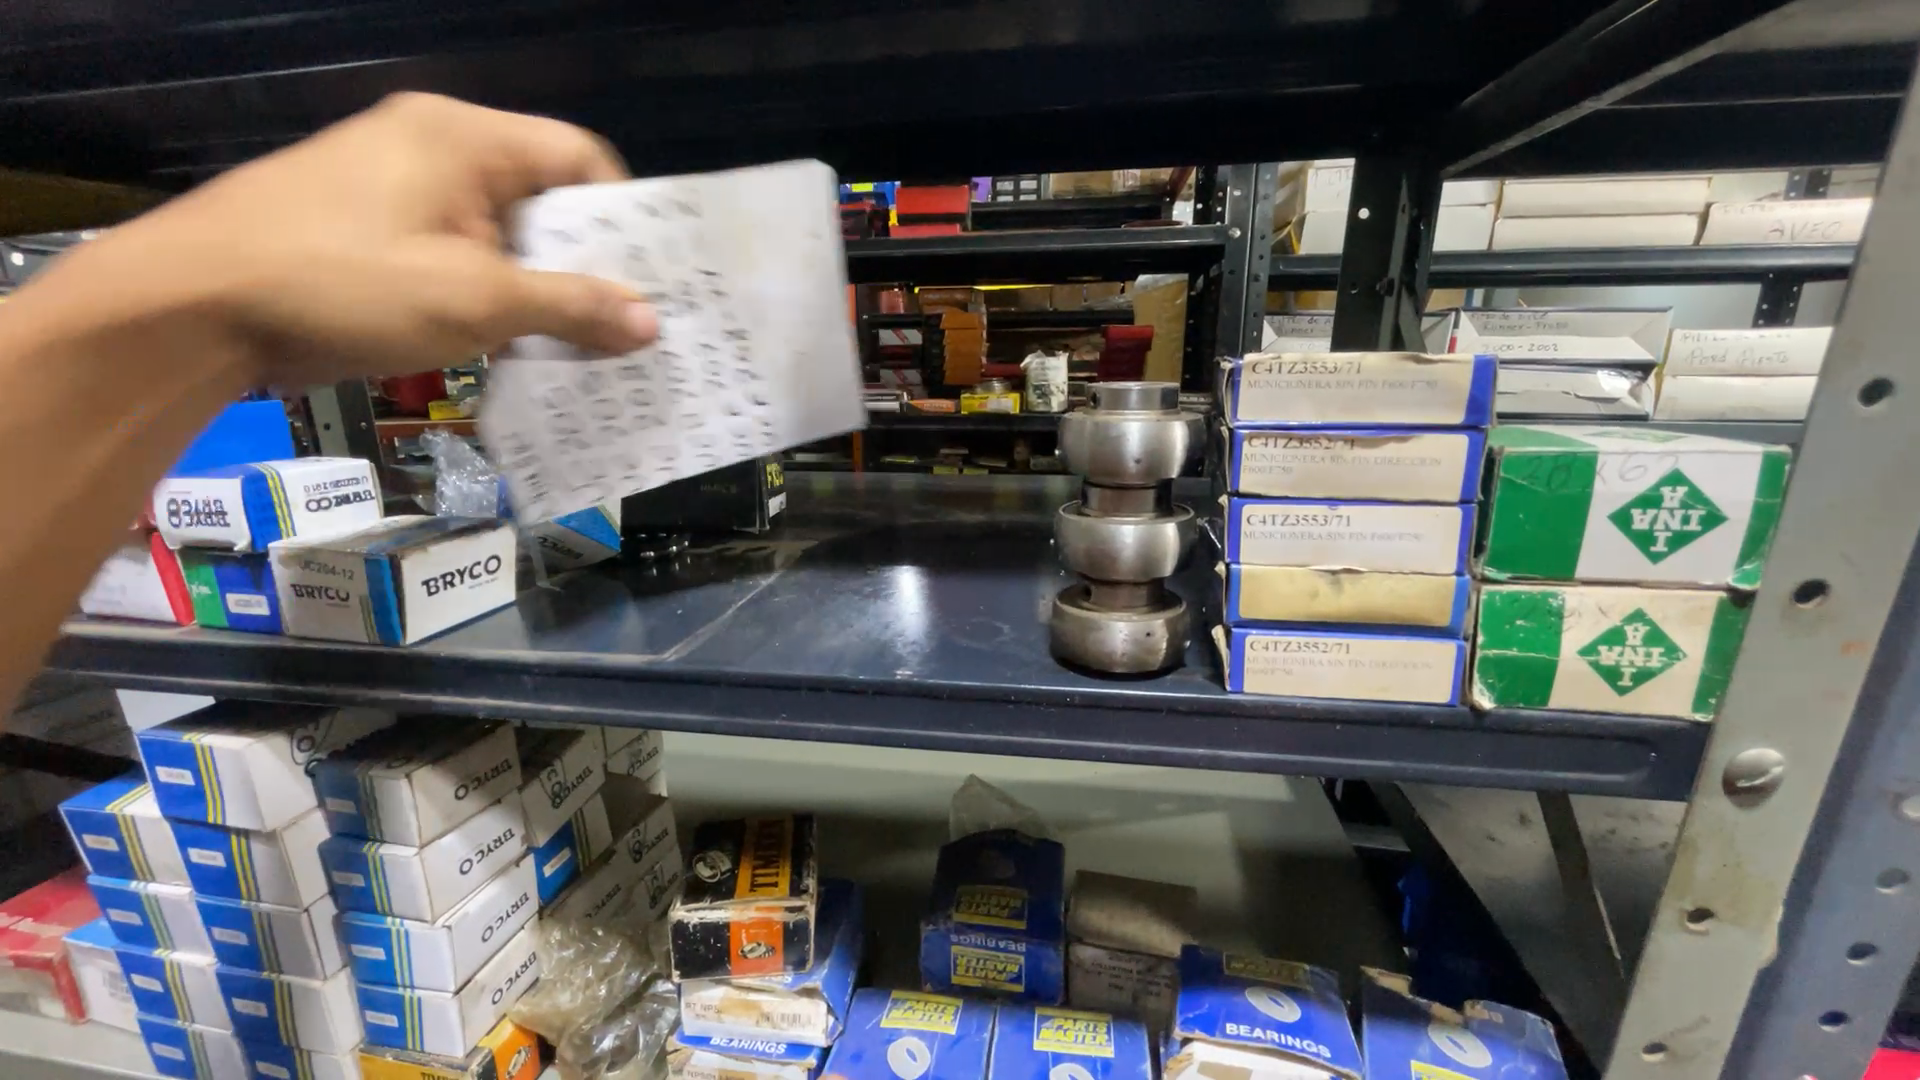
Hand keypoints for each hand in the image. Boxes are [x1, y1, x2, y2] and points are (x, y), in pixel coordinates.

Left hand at [41, 93, 658, 386]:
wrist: (189, 309)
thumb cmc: (345, 285)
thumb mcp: (476, 301)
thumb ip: (572, 307)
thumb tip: (651, 323)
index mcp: (463, 139)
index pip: (580, 157)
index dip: (625, 216)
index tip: (650, 277)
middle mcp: (438, 151)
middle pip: (548, 200)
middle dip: (592, 264)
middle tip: (630, 321)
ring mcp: (405, 193)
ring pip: (510, 237)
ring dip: (549, 291)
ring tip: (585, 345)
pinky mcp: (383, 235)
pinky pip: (470, 259)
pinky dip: (504, 300)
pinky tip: (523, 347)